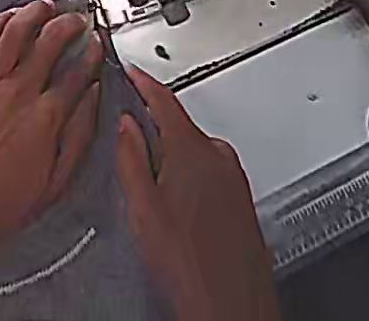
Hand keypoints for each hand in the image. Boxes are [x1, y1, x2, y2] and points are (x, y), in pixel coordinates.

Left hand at [0, 0, 102, 289]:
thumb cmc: (6, 200)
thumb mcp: (59, 180)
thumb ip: (82, 133)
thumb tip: (94, 96)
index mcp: (45, 118)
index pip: (77, 71)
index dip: (92, 53)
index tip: (96, 45)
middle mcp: (19, 93)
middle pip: (50, 40)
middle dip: (69, 24)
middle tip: (77, 21)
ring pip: (16, 30)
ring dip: (35, 12)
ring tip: (47, 7)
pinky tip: (11, 16)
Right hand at [117, 66, 280, 320]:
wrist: (233, 310)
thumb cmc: (190, 266)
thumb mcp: (143, 208)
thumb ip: (131, 157)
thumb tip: (126, 124)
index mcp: (192, 149)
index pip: (164, 99)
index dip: (144, 81)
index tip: (132, 70)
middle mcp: (218, 156)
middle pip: (178, 125)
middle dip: (154, 129)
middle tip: (132, 147)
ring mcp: (234, 176)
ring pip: (194, 148)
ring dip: (173, 155)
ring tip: (156, 192)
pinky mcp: (242, 196)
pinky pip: (210, 168)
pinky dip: (191, 172)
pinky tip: (180, 206)